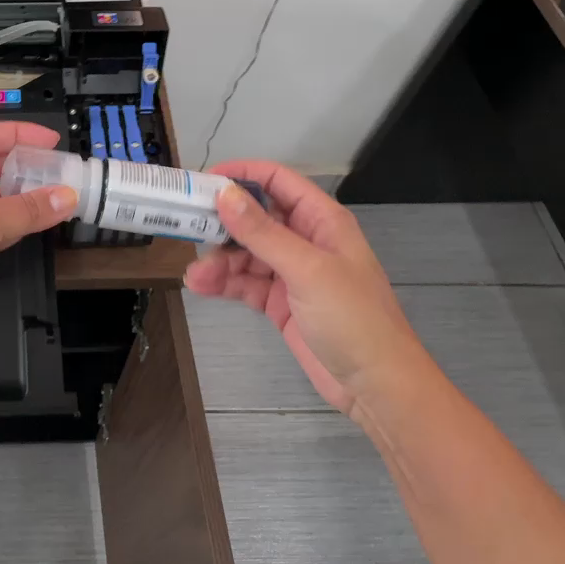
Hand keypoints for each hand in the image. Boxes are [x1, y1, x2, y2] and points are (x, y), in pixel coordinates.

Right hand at [184, 161, 423, 415]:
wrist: (378, 388)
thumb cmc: (353, 318)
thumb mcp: (307, 270)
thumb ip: (263, 232)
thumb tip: (225, 194)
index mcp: (321, 220)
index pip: (276, 181)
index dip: (241, 176)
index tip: (203, 182)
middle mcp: (305, 240)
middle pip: (255, 218)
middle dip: (222, 222)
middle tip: (187, 227)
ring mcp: (292, 273)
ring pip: (246, 253)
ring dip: (219, 260)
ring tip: (196, 273)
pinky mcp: (281, 303)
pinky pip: (246, 283)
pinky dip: (224, 282)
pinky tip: (201, 286)